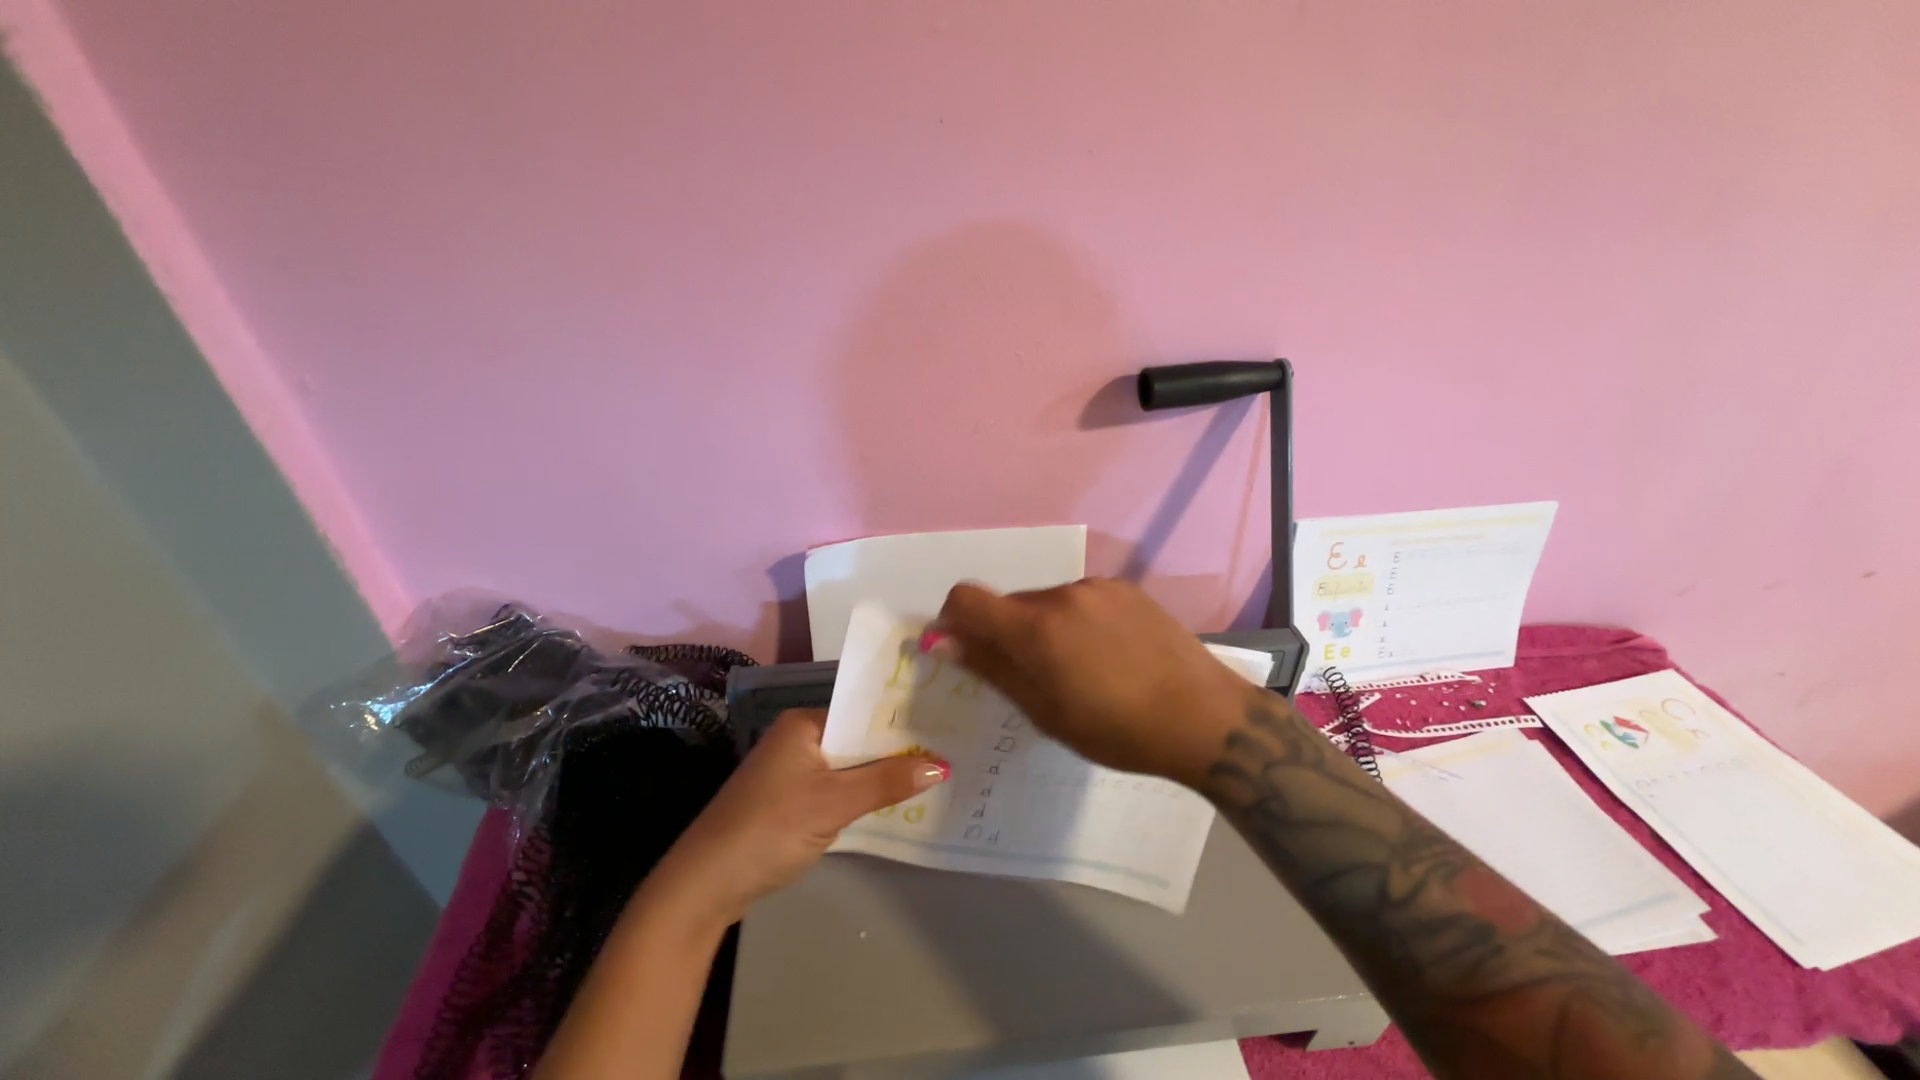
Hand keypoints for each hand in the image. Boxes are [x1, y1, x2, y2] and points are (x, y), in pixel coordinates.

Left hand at [645, 709, 947, 925]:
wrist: (706, 884)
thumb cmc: (769, 829)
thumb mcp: (833, 803)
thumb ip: (886, 781)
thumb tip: (942, 764)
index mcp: (803, 724)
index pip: (863, 712)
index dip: (903, 721)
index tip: (949, 726)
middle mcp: (798, 739)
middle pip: (858, 739)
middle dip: (898, 751)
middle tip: (953, 751)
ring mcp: (793, 772)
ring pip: (850, 767)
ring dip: (883, 776)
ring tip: (937, 774)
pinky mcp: (791, 802)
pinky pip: (838, 789)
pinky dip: (863, 796)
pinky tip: (896, 803)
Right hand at [933, 579, 1253, 787]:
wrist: (1204, 717)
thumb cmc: (1116, 730)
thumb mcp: (1045, 712)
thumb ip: (991, 668)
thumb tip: (941, 640)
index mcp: (1036, 627)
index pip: (967, 598)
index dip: (954, 622)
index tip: (965, 652)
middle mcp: (1063, 593)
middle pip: (1009, 604)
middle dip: (1006, 635)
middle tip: (1034, 679)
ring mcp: (1098, 587)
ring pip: (1046, 604)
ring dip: (1044, 630)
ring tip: (1079, 672)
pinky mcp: (1127, 590)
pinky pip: (1081, 600)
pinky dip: (1076, 622)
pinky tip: (1108, 657)